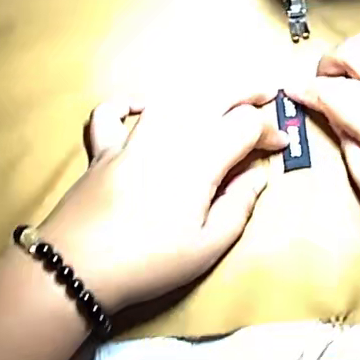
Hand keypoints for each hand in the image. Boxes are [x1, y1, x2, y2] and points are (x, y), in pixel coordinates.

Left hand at [35, 82, 286, 310]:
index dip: (269, 130)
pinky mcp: (101, 150)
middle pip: (212, 95)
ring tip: (218, 96)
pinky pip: (110, 114)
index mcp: (199, 159)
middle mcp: (167, 136)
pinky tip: (140, 108)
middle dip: (245, 91)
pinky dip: (126, 105)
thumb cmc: (149, 262)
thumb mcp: (208, 247)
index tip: (281, 145)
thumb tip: (258, 176)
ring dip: (199, 92)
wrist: (78, 268)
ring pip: (170, 98)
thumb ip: (238, 206)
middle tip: (266, 94)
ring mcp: (131, 139)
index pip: (245, 125)